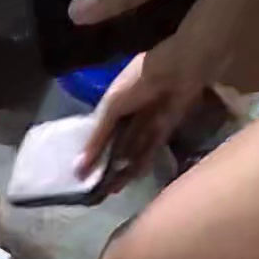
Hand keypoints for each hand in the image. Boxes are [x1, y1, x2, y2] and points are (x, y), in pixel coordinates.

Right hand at [77, 47, 208, 191]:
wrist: (179, 68)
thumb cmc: (139, 82)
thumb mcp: (112, 107)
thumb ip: (97, 139)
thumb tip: (78, 169)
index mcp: (115, 103)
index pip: (100, 133)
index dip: (91, 153)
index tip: (81, 174)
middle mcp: (130, 113)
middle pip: (116, 144)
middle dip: (107, 165)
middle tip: (97, 187)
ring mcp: (148, 121)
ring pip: (132, 149)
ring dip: (123, 168)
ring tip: (112, 189)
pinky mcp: (165, 128)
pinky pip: (150, 149)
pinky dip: (141, 163)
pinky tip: (131, 178)